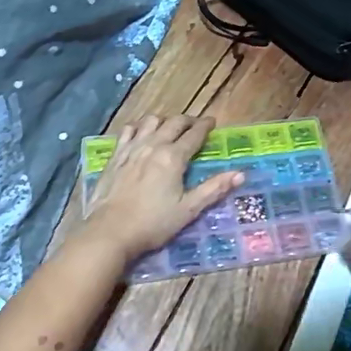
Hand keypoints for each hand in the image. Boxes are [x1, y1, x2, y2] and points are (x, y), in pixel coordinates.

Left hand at [78, 115, 243, 264]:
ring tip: (169, 126)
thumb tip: (240, 174)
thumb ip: (213, 189)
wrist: (111, 230)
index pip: (194, 135)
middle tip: (195, 124)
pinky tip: (140, 132)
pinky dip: (138, 126)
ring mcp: (132, 148)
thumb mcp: (188, 209)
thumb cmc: (153, 223)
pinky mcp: (115, 155)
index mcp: (173, 157)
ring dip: (163, 120)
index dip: (205, 126)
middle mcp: (153, 145)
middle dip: (187, 120)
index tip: (212, 122)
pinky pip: (128, 130)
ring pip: (150, 122)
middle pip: (173, 123)